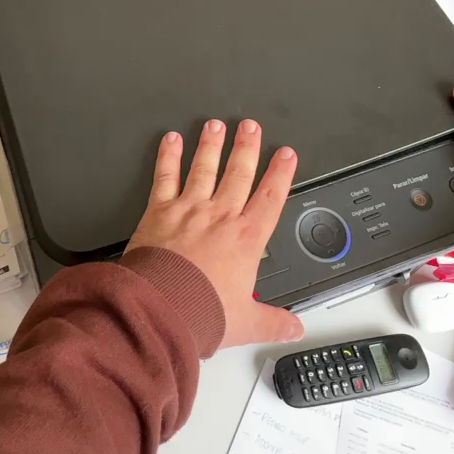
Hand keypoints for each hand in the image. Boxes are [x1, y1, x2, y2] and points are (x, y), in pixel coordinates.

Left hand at [127, 119, 305, 347]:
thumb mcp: (247, 323)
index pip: (270, 199)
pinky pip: (165, 177)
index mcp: (244, 240)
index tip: (285, 154)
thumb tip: (293, 328)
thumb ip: (273, 322)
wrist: (161, 307)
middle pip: (238, 174)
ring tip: (215, 125)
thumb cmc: (201, 311)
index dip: (281, 174)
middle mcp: (219, 217)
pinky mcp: (159, 211)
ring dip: (211, 145)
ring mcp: (188, 210)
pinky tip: (171, 140)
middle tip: (250, 126)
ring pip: (204, 168)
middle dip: (246, 147)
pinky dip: (168, 156)